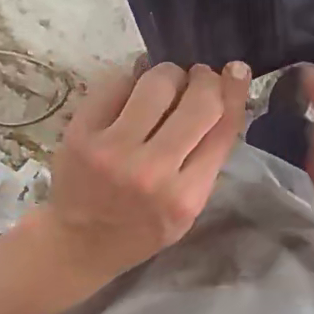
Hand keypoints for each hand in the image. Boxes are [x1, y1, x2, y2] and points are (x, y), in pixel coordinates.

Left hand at [41, 60, 250, 279]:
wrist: (77, 243)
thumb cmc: (141, 226)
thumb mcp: (187, 207)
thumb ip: (208, 158)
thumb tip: (226, 93)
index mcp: (185, 197)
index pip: (223, 128)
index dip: (234, 91)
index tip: (236, 70)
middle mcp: (151, 172)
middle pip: (198, 101)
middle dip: (204, 79)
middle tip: (199, 77)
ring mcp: (112, 151)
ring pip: (157, 82)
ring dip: (169, 75)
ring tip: (166, 84)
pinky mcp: (81, 133)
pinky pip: (116, 84)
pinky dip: (132, 80)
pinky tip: (134, 91)